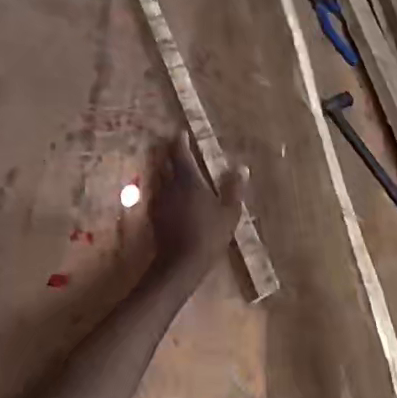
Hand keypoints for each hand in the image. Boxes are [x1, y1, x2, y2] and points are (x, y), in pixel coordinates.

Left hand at [146, 134, 243, 283]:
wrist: (180, 265)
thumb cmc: (208, 234)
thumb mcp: (229, 212)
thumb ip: (234, 188)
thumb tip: (242, 167)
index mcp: (188, 180)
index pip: (180, 153)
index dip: (180, 141)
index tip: (181, 132)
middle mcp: (170, 186)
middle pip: (164, 162)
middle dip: (168, 151)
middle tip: (173, 144)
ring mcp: (159, 201)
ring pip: (157, 177)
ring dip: (162, 167)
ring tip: (168, 163)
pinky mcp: (154, 216)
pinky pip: (156, 192)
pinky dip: (161, 186)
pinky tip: (167, 192)